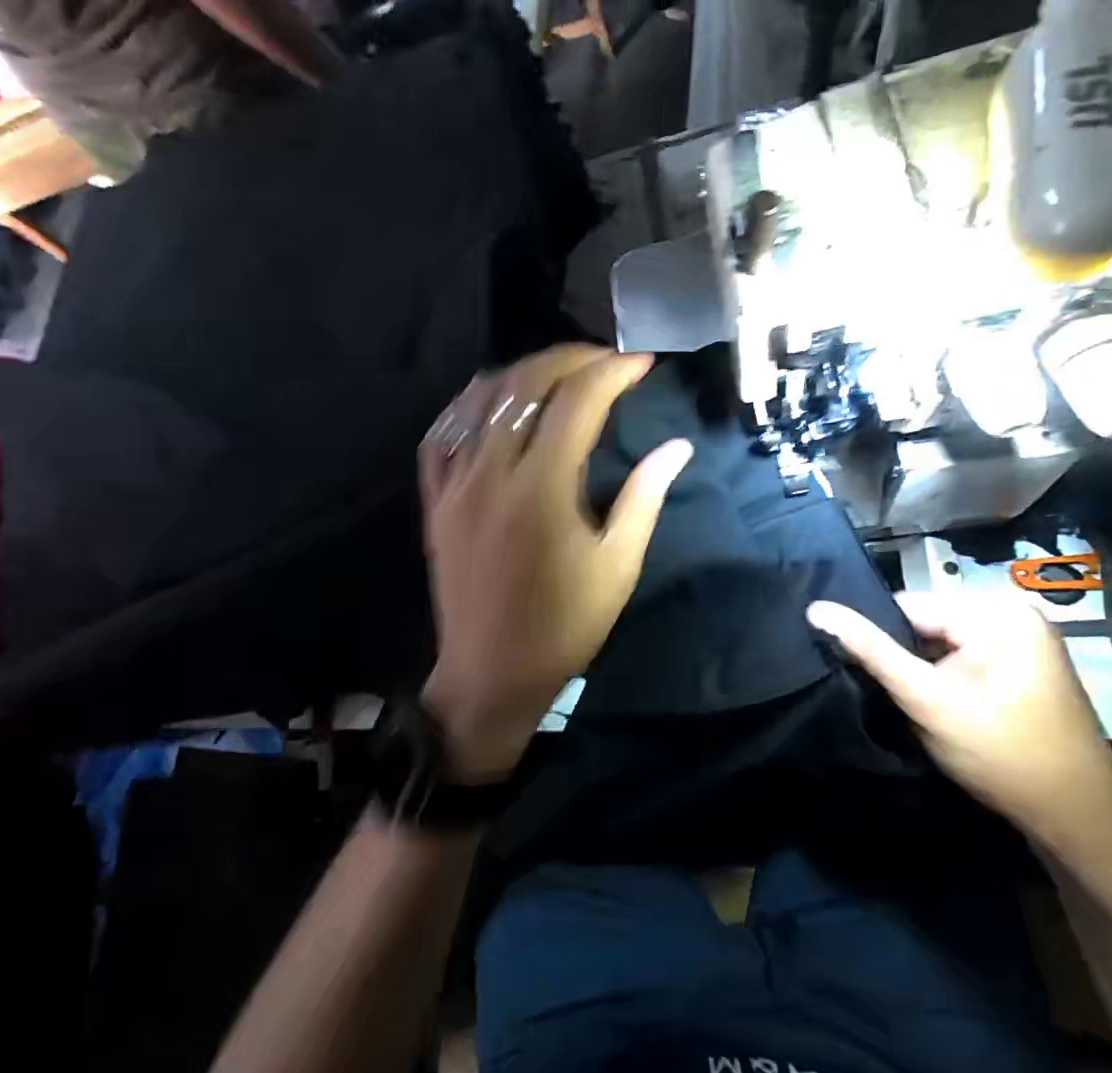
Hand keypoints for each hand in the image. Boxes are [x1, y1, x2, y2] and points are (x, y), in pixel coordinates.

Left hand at [419, 345, 693, 780]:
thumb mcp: (617, 565)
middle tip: (607, 361)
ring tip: (560, 374)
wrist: (491, 674)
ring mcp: (455, 484)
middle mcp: (491, 471)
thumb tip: (676, 447)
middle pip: (526, 384)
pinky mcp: (435, 501)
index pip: (577, 400)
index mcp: (541, 486)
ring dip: (523, 373)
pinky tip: (493, 401)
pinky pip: (443, 433)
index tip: (642, 364)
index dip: (613, 372)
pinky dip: (471, 404)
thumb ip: (644, 497)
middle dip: (571, 359)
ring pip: (481, 399)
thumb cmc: (564, 627)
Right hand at [806, 592, 1111, 839]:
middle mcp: (1015, 615)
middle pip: (930, 627)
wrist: (1078, 820)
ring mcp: (1026, 644)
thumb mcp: (927, 701)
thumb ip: (871, 652)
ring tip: (912, 709)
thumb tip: (816, 609)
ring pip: (946, 649)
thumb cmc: (1001, 755)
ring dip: (925, 676)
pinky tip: (940, 713)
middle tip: (888, 700)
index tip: (852, 673)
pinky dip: (948, 685)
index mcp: (997, 610)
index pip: (909, 607)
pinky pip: (969, 664)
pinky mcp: (1027, 671)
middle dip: (905, 662)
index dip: (877, 638)